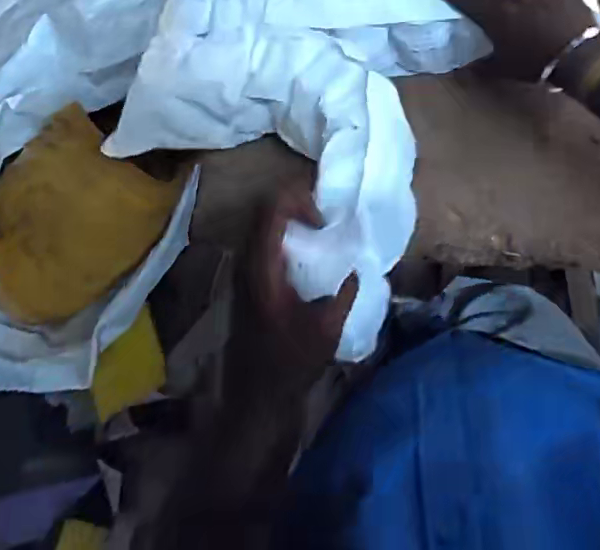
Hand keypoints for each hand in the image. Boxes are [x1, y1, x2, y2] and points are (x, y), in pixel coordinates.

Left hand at [230, 183, 357, 400]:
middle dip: (294, 201)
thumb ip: (344, 294)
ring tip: (317, 225)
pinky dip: (282, 231)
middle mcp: (247, 263)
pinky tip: (304, 248)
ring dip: (287, 216)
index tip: (323, 219)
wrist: (257, 398)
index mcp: (263, 268)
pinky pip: (260, 239)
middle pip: (263, 210)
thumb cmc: (291, 363)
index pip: (271, 211)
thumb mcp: (327, 329)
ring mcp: (242, 271)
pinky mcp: (246, 281)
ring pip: (259, 223)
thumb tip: (357, 268)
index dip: (297, 200)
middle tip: (322, 213)